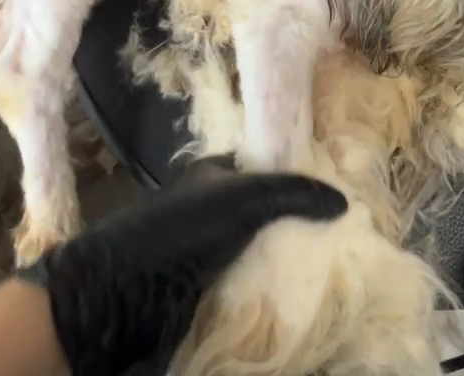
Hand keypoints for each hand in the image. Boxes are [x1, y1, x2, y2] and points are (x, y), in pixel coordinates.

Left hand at [24, 158, 346, 374]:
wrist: (121, 295)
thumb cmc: (180, 229)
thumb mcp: (243, 198)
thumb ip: (293, 194)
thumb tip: (342, 202)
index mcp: (213, 176)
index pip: (263, 166)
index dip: (295, 175)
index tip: (332, 191)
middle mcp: (210, 209)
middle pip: (264, 211)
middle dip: (295, 222)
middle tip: (339, 233)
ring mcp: (206, 252)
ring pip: (256, 251)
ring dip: (284, 261)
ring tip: (331, 266)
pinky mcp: (203, 291)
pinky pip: (245, 287)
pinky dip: (268, 292)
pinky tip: (298, 296)